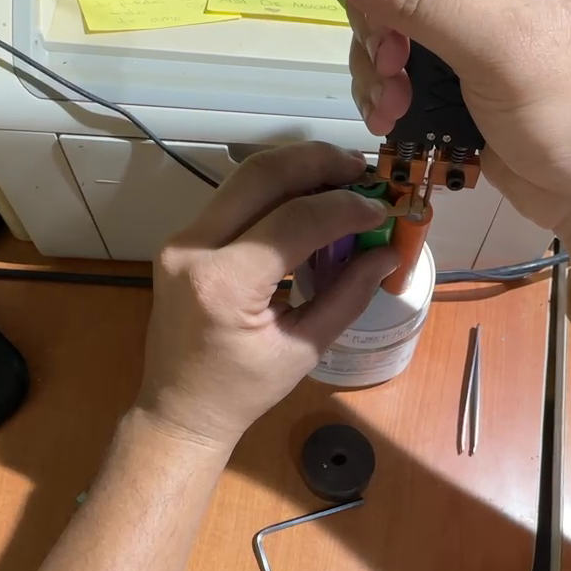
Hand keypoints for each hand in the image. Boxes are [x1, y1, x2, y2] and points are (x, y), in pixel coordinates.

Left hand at [138, 142, 397, 448]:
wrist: (182, 408)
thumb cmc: (244, 391)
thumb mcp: (304, 349)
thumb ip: (348, 295)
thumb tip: (388, 253)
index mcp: (224, 284)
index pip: (294, 221)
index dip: (344, 208)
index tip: (381, 209)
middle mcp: (194, 249)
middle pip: (261, 175)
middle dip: (318, 163)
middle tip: (362, 169)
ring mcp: (182, 240)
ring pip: (244, 179)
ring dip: (297, 171)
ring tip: (342, 180)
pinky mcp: (184, 241)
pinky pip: (234, 200)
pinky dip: (276, 193)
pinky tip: (308, 203)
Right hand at [321, 0, 570, 228]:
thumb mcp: (499, 42)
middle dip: (379, 16)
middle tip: (388, 60)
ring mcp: (478, 22)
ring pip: (395, 18)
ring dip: (378, 63)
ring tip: (390, 105)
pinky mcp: (463, 71)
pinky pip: (405, 64)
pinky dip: (388, 90)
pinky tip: (390, 117)